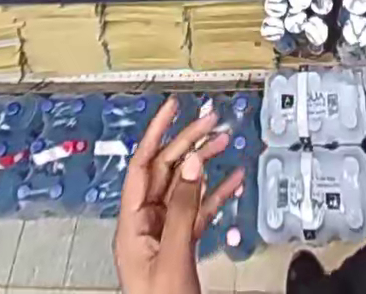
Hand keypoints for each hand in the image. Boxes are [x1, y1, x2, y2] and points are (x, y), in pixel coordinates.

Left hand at [114, 97, 244, 293]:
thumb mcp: (172, 258)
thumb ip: (183, 209)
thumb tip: (191, 164)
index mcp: (132, 224)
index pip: (142, 164)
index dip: (156, 131)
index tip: (172, 107)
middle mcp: (146, 225)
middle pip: (167, 172)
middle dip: (189, 143)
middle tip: (212, 120)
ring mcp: (165, 236)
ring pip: (186, 188)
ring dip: (206, 164)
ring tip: (226, 142)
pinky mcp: (183, 248)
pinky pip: (200, 211)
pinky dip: (217, 193)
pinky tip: (233, 180)